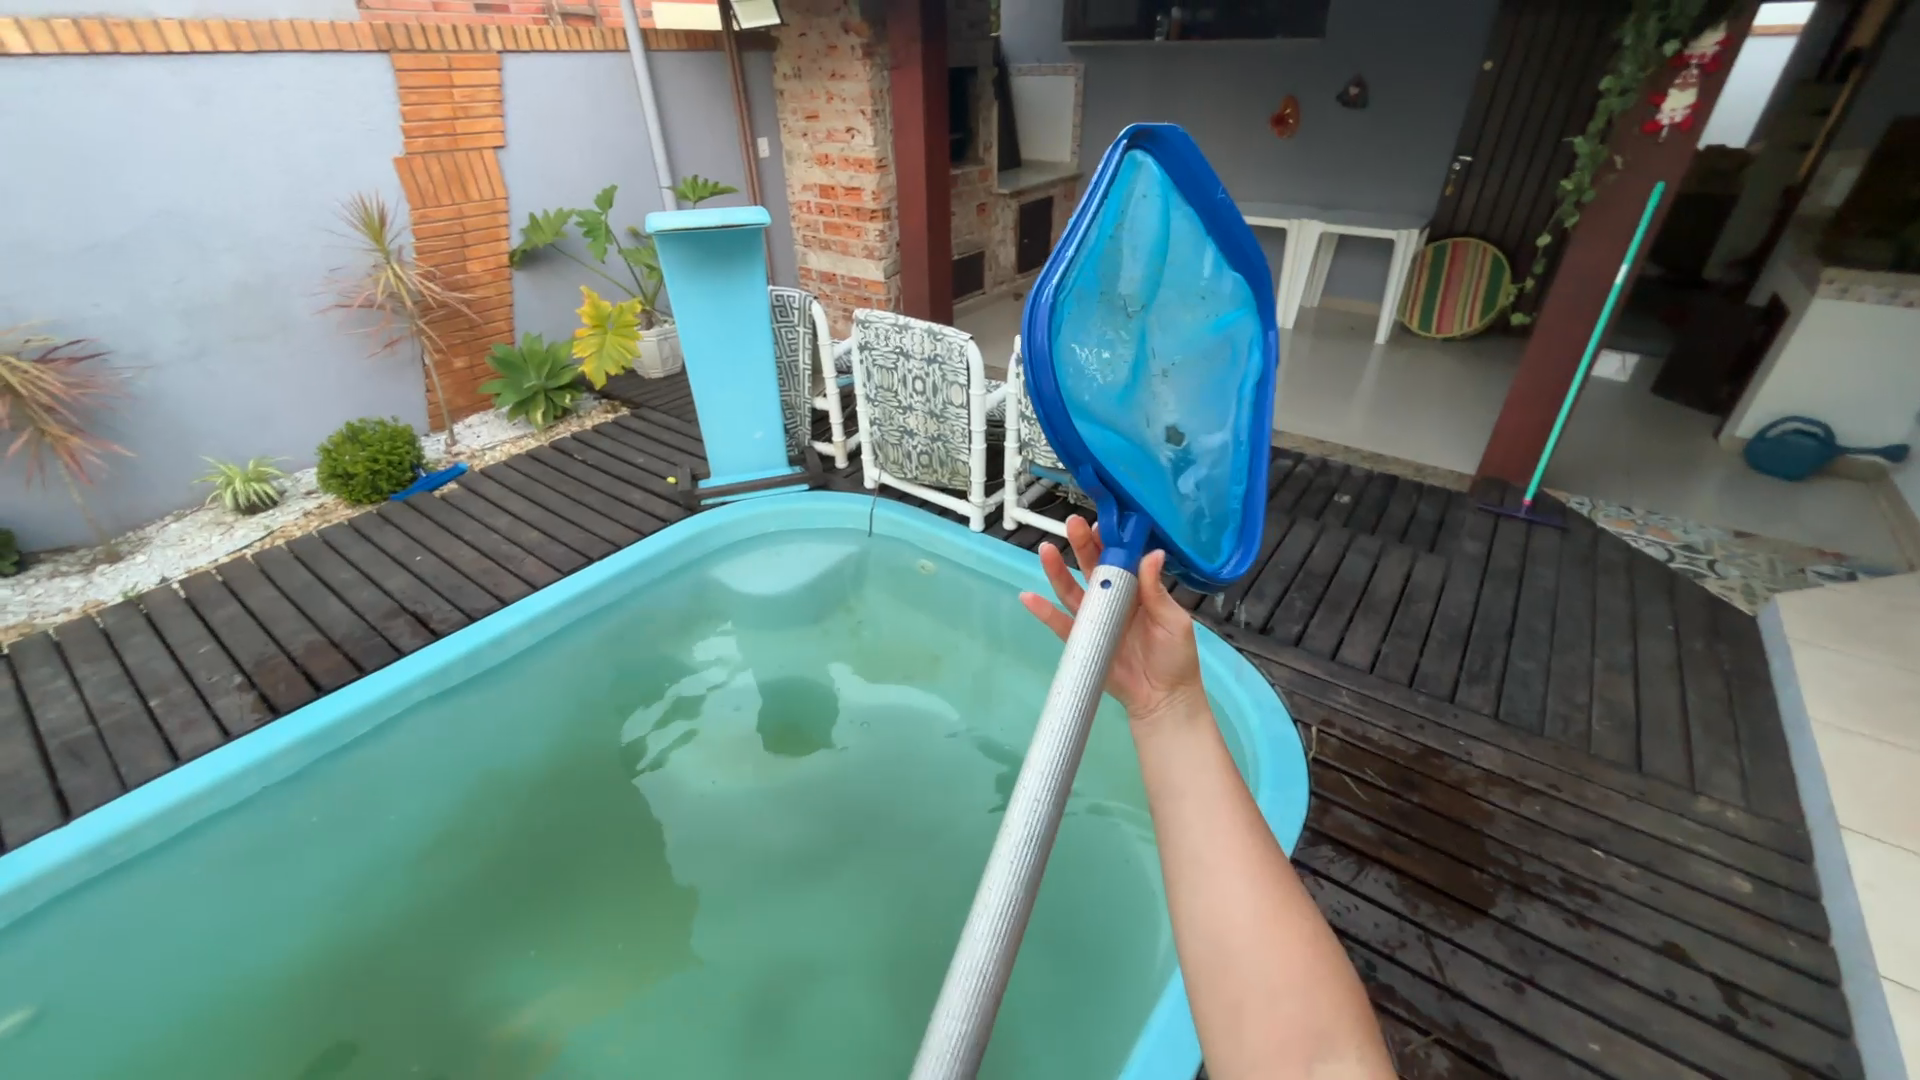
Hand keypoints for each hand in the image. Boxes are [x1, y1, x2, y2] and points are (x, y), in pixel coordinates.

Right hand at [1020, 516, 1205, 724]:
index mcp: (1137, 591)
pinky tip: (1028, 597)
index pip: (1120, 560)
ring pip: (1071, 590)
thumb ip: (1157, 590)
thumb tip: (1152, 554)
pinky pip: (1059, 624)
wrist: (1163, 698)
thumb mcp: (1173, 620)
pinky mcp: (1082, 640)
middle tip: (1072, 524)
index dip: (1110, 541)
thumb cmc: (1175, 657)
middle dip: (1081, 545)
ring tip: (1045, 549)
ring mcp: (1095, 620)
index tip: (1102, 524)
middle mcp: (1113, 600)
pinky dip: (1043, 611)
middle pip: (1092, 568)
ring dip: (1057, 570)